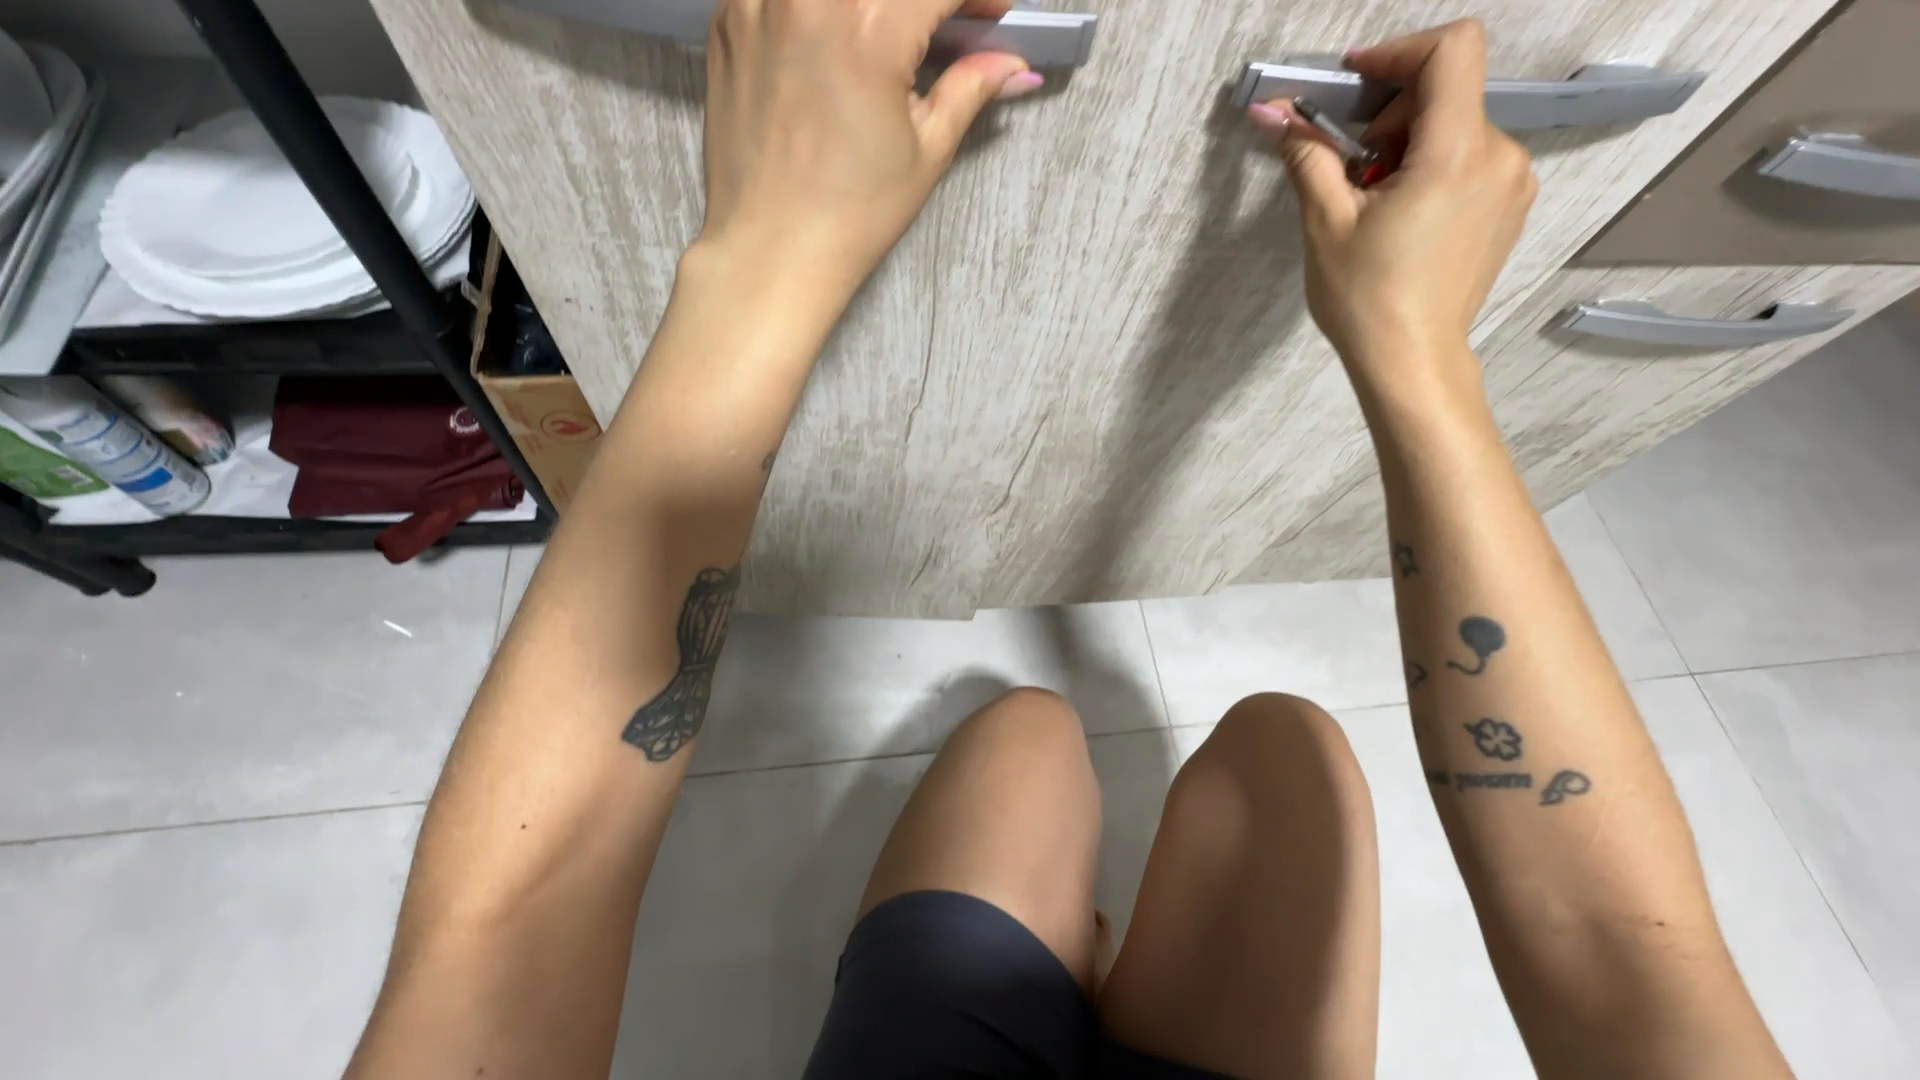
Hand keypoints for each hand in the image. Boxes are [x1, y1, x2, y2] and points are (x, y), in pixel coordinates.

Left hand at [697, 0, 1040, 302]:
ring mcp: (760, 1)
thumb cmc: (850, 214)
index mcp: (871, 27)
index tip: (990, 11)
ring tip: (878, 38)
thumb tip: (1010, 65)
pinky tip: (827, 39)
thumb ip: (969, 88)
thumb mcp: (927, 150)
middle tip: (937, 27)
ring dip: (868, 4)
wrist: (771, 250)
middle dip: (922, 0)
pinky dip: (814, 5)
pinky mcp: (729, 19)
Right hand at [1250, 21, 1535, 394]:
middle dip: (1392, 116)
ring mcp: (1512, 182)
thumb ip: (1306, 153)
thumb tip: (1271, 111)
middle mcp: (1500, 156)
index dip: (1398, 51)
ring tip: (1373, 202)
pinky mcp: (1508, 206)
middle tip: (1351, 170)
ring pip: (1457, 127)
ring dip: (1409, 146)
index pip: (1451, 50)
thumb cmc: (1367, 299)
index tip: (1354, 80)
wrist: (1411, 359)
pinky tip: (1401, 216)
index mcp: (1456, 153)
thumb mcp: (1325, 222)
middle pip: (1448, 92)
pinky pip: (1471, 159)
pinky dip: (1431, 168)